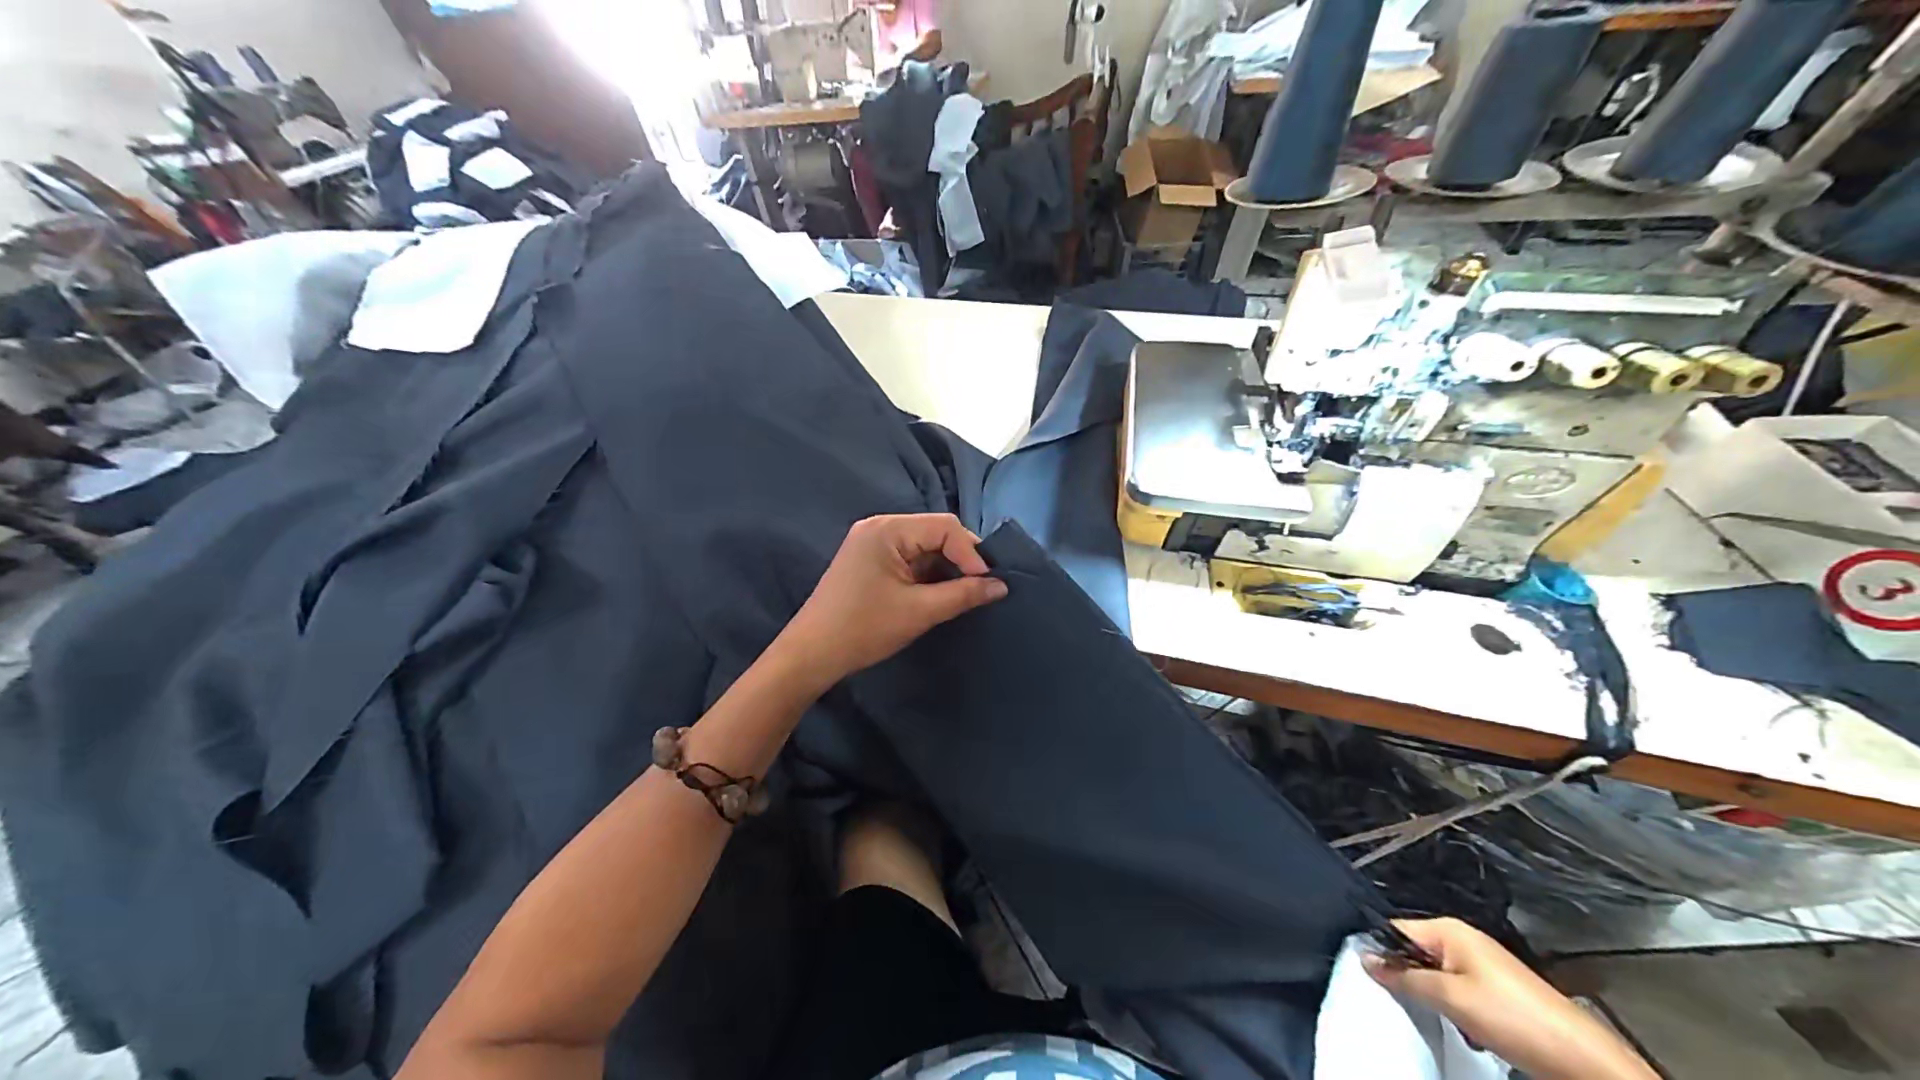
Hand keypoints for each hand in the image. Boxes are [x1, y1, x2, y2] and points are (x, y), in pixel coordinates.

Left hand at [774, 514, 1007, 690]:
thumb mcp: (919, 611)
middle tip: (981, 587)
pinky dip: (927, 574)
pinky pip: (908, 558)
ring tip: (964, 593)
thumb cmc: (863, 629)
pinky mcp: (869, 561)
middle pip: (935, 532)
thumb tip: (1001, 585)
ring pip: (924, 547)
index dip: (971, 553)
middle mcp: (879, 527)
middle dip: (960, 559)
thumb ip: (963, 594)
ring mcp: (871, 543)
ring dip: (945, 568)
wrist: (811, 654)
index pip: (945, 527)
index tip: (988, 584)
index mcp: (887, 529)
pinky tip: (939, 594)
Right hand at [1365, 918, 1656, 1079]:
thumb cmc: (1513, 1018)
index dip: (1377, 949)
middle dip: (1403, 974)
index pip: (1394, 928)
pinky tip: (1456, 1024)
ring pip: (1434, 974)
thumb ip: (1404, 976)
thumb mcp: (1450, 997)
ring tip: (1428, 1014)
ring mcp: (1482, 966)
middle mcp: (1463, 940)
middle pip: (1414, 951)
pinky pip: (1455, 989)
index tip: (1363, 974)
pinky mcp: (1495, 991)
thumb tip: (1365, 958)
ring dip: (1428, 994)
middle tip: (1394, 999)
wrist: (1583, 1060)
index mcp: (1449, 930)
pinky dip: (1450, 1006)